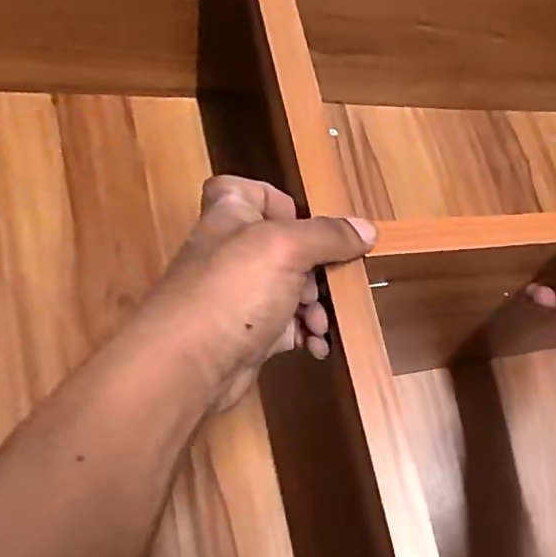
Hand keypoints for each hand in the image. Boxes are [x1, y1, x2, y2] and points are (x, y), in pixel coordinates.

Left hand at [136, 175, 375, 411]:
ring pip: (293, 290)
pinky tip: (317, 347)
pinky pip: (290, 327)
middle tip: (328, 283)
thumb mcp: (285, 249)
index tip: (303, 220)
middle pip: (286, 247)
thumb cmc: (232, 292)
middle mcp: (234, 254)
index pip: (243, 190)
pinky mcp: (251, 334)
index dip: (274, 199)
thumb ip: (328, 236)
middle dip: (318, 266)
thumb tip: (367, 229)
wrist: (188, 365)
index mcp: (231, 219)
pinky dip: (308, 335)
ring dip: (317, 306)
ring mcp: (242, 296)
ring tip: (321, 323)